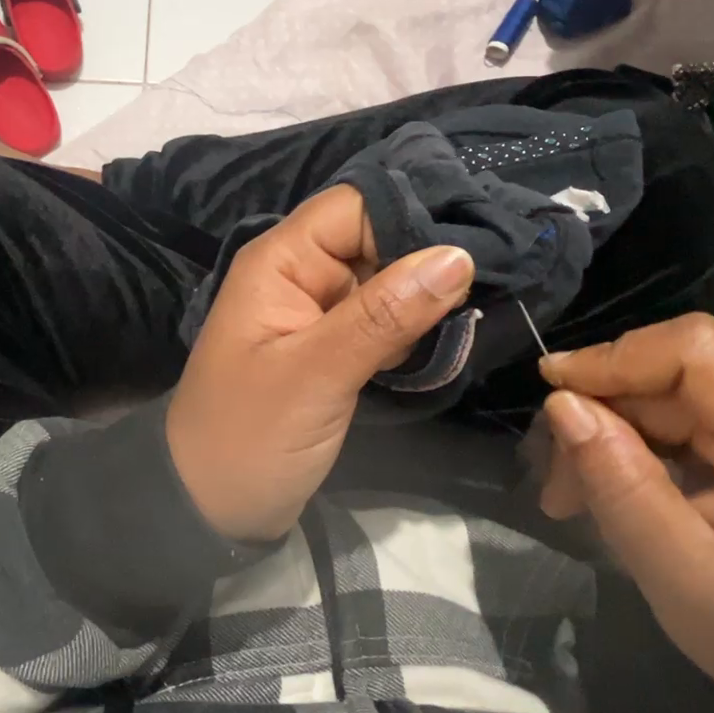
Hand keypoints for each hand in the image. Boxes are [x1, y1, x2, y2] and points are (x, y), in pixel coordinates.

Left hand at [166, 185, 473, 541]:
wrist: (210, 505)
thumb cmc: (248, 436)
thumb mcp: (315, 375)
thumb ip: (383, 316)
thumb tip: (457, 256)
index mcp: (280, 262)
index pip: (354, 207)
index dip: (412, 214)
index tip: (479, 240)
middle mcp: (300, 274)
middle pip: (376, 237)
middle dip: (431, 255)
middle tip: (503, 271)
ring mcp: (317, 313)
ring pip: (386, 279)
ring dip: (429, 294)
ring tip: (493, 299)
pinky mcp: (333, 349)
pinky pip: (382, 318)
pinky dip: (414, 326)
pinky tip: (452, 335)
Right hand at [536, 313, 713, 712]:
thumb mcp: (682, 580)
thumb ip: (622, 488)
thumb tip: (561, 402)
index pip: (696, 351)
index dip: (614, 357)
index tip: (549, 389)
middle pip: (679, 369)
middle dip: (604, 411)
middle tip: (558, 483)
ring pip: (677, 388)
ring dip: (618, 430)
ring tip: (578, 495)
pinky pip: (696, 409)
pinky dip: (646, 441)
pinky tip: (621, 485)